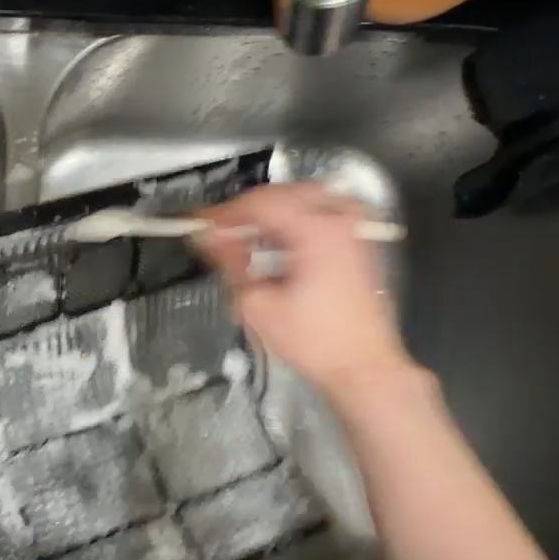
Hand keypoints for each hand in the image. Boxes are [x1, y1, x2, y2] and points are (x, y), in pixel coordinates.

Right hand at [191, 183, 415, 396]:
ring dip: (272, 211)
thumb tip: (209, 237)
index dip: (222, 212)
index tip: (198, 224)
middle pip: (283, 194)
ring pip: (306, 198)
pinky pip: (323, 213)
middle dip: (246, 209)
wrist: (360, 365)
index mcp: (315, 231)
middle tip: (219, 231)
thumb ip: (230, 262)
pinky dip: (295, 219)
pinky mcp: (357, 246)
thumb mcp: (257, 304)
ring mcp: (353, 232)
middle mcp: (338, 222)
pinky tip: (279, 241)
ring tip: (246, 234)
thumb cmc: (312, 341)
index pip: (259, 203)